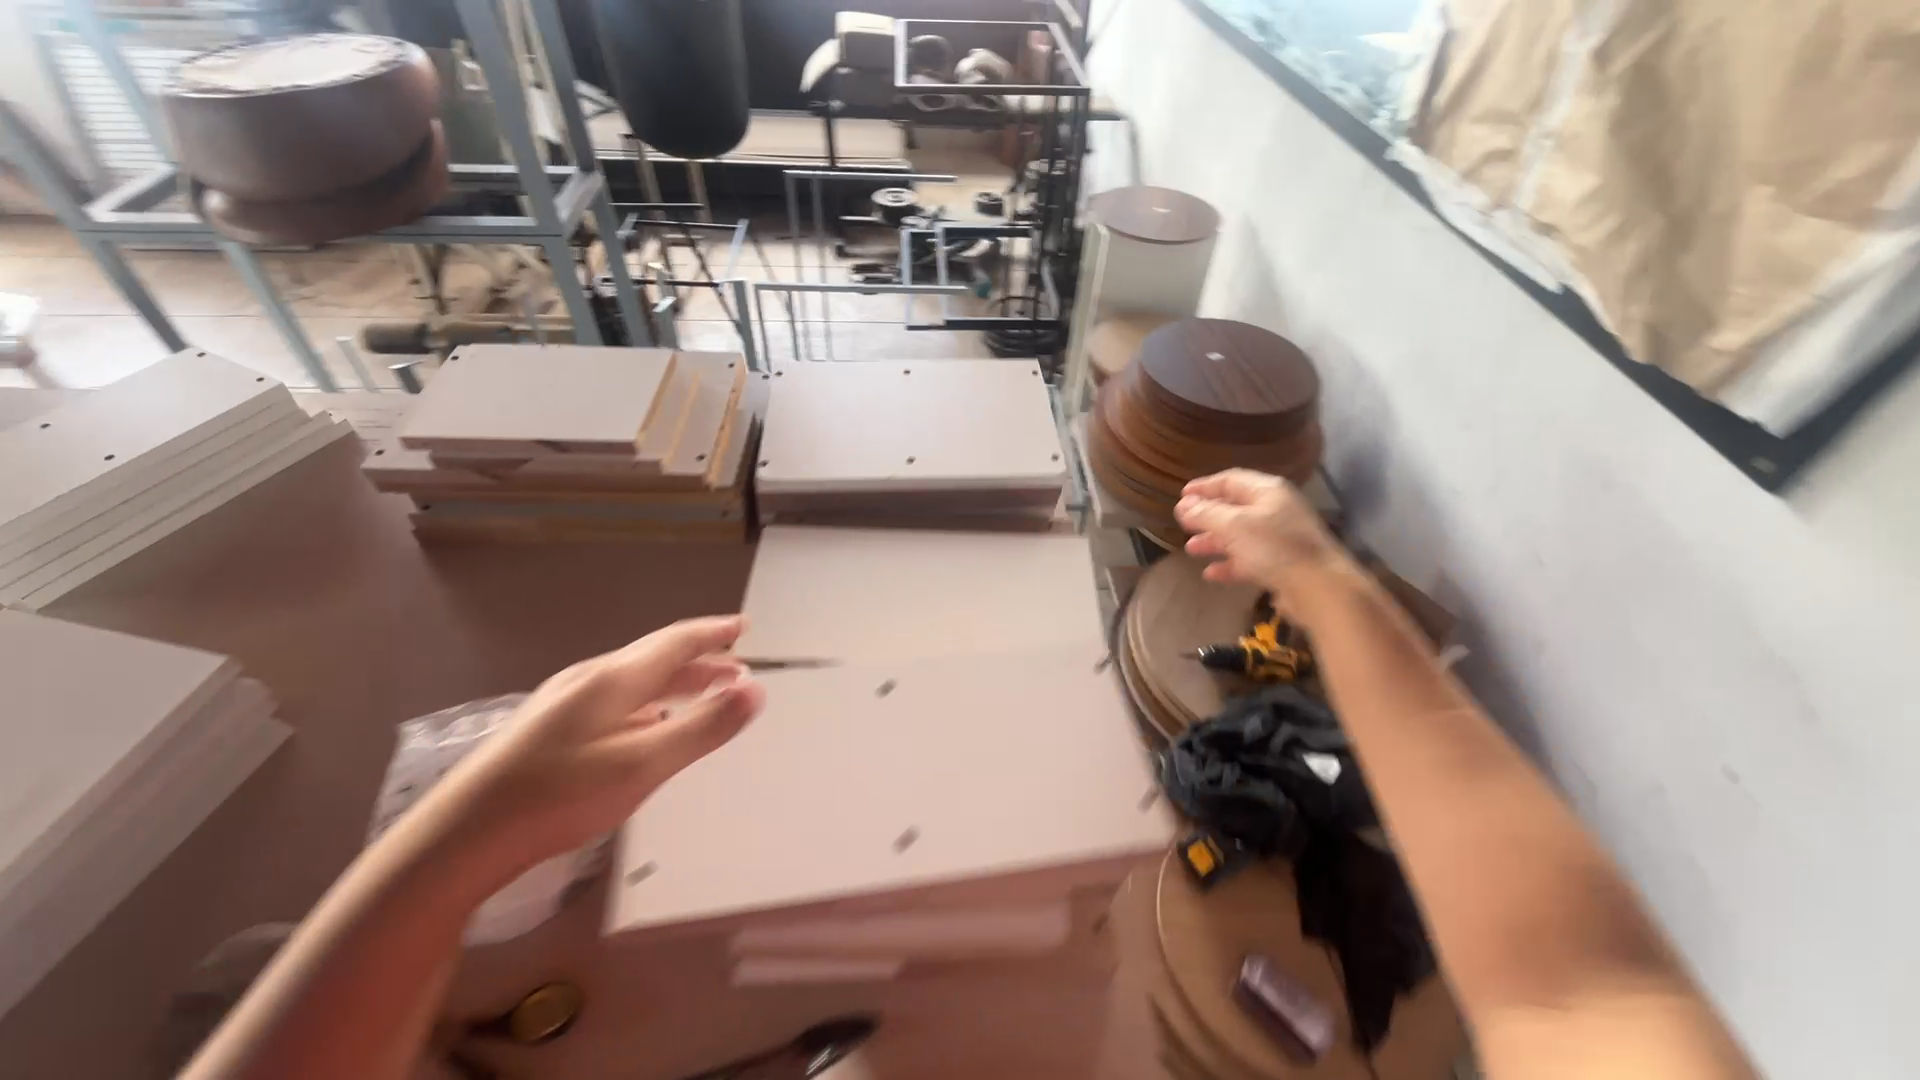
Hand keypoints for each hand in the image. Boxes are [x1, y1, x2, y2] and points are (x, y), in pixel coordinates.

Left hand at [418, 615, 765, 889]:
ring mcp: (565, 703)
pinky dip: (651, 704)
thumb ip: (703, 727)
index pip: (676, 642)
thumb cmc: (560, 796)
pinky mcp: (550, 729)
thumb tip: (756, 690)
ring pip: (636, 681)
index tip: (744, 626)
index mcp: (614, 678)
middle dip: (701, 662)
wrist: (463, 837)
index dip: (714, 633)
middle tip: (738, 668)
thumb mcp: (643, 764)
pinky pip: (617, 701)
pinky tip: (651, 726)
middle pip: (656, 659)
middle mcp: (590, 680)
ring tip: (705, 694)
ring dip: (677, 684)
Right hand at [1174, 469, 1348, 598]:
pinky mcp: (1281, 565)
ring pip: (1240, 535)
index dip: (1205, 486)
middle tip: (1183, 523)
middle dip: (1208, 516)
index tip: (1182, 495)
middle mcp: (1275, 511)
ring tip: (1191, 549)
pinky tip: (1211, 573)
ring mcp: (1280, 539)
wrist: (1318, 587)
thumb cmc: (1275, 547)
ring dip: (1215, 541)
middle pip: (1235, 508)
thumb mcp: (1235, 526)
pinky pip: (1249, 560)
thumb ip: (1207, 514)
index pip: (1231, 480)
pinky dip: (1229, 564)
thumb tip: (1184, 506)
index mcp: (1267, 492)